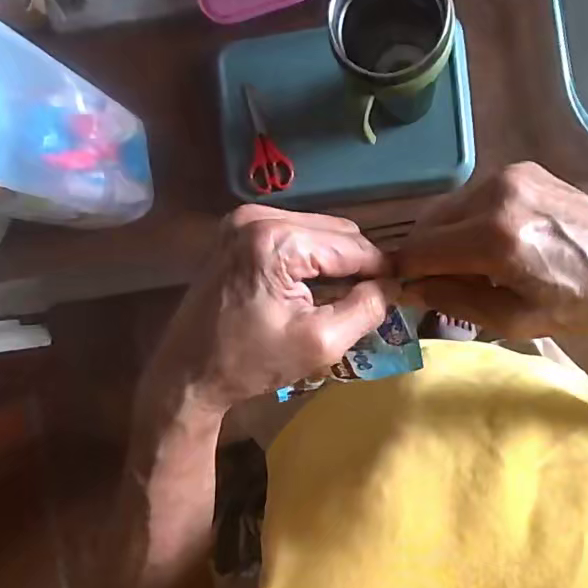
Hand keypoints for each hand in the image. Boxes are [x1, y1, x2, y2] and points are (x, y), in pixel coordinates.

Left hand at [142, 206, 397, 416]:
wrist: (186, 372)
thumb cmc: (250, 362)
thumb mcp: (320, 342)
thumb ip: (366, 308)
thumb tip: (393, 285)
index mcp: (278, 240)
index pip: (353, 246)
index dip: (382, 270)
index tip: (401, 292)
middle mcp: (259, 216)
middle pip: (337, 231)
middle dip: (358, 264)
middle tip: (372, 299)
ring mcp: (244, 219)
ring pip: (318, 230)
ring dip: (336, 260)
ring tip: (343, 296)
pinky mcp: (237, 230)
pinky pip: (294, 234)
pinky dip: (311, 257)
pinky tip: (313, 287)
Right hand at [397, 162, 587, 337]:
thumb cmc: (584, 303)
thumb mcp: (513, 319)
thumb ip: (452, 300)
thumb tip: (410, 288)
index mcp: (494, 237)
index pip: (418, 250)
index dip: (403, 273)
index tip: (401, 291)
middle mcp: (496, 193)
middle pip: (428, 224)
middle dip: (425, 255)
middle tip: (440, 284)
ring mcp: (510, 175)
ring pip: (449, 208)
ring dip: (446, 237)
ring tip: (472, 266)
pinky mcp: (524, 169)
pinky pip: (475, 197)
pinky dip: (470, 221)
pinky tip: (494, 243)